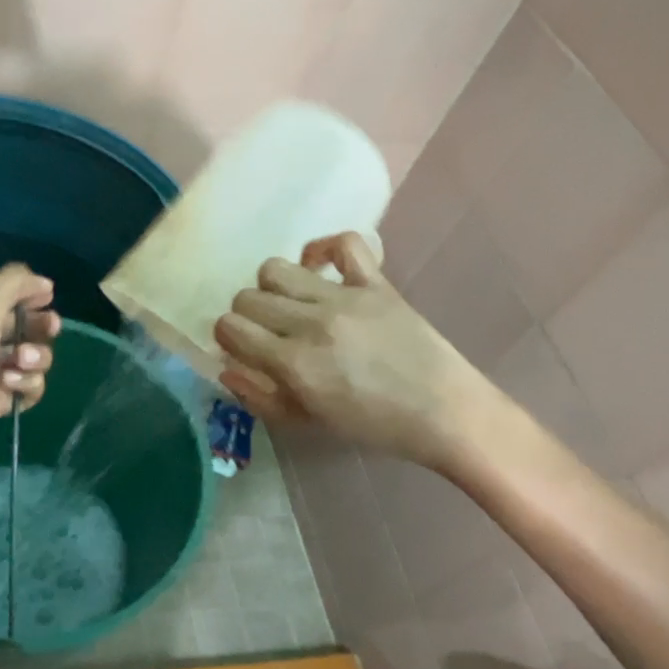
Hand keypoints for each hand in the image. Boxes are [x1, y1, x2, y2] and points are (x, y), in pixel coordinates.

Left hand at [0, 264, 60, 472]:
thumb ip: (16, 283)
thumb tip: (45, 283)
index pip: (10, 291)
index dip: (31, 295)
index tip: (46, 299)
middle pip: (28, 324)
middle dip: (40, 326)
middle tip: (49, 329)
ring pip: (33, 356)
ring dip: (35, 357)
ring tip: (19, 363)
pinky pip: (29, 386)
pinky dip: (28, 384)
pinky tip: (11, 386)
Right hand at [214, 231, 502, 470]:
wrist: (442, 412)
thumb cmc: (370, 425)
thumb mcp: (306, 422)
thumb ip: (260, 396)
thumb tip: (226, 368)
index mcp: (293, 363)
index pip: (230, 329)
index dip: (226, 338)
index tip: (239, 348)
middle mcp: (311, 323)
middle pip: (247, 297)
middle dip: (245, 315)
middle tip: (264, 332)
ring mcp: (344, 297)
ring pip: (277, 268)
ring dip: (272, 287)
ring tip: (290, 304)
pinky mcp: (375, 282)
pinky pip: (342, 244)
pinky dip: (323, 250)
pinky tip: (318, 269)